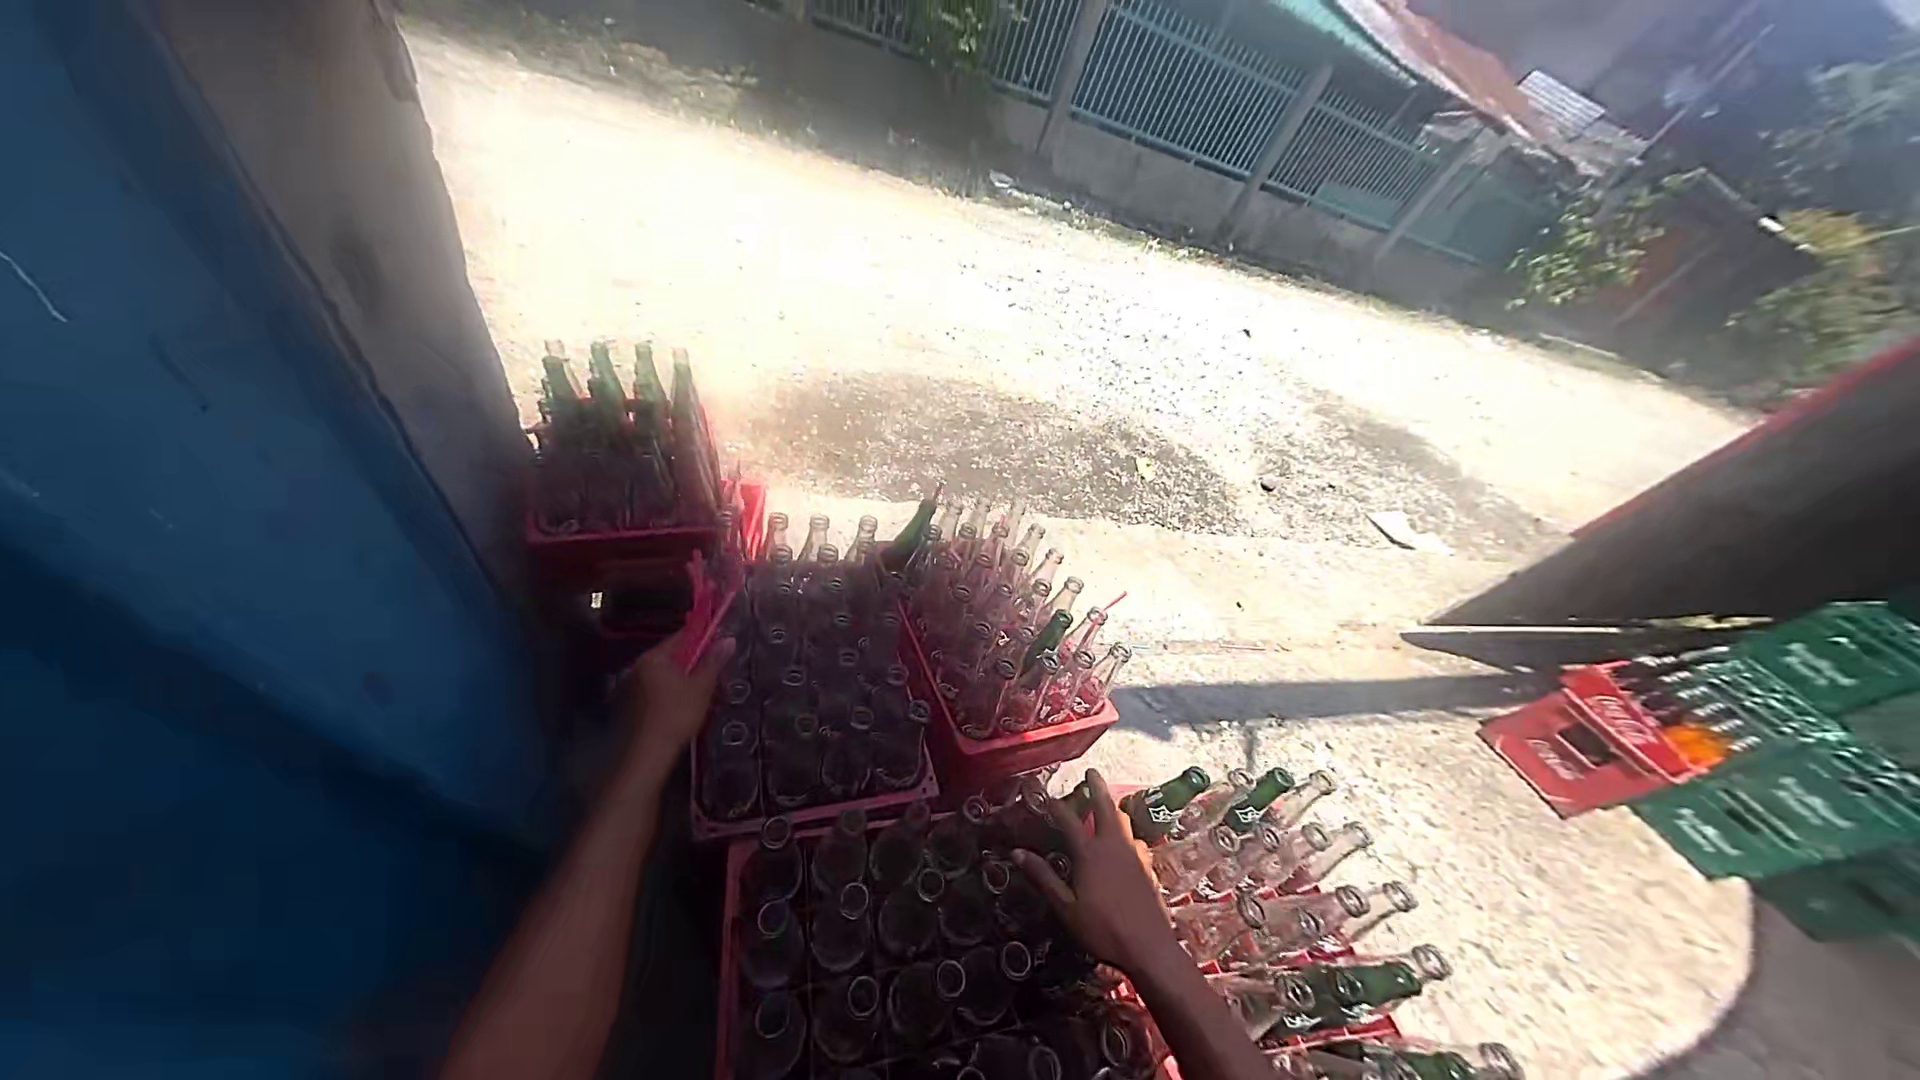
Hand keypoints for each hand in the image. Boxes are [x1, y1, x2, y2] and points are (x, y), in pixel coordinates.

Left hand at [622, 628, 735, 771]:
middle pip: (674, 654)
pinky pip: (661, 686)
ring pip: (668, 672)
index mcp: (654, 657)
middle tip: (718, 668)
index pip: (682, 636)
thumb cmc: (677, 714)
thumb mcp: (701, 686)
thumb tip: (729, 639)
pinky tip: (689, 701)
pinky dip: (676, 688)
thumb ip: (714, 660)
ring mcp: (635, 685)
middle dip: (697, 659)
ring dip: (688, 675)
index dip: (704, 636)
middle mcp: (640, 666)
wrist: (649, 753)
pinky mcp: (636, 703)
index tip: (722, 642)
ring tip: (707, 687)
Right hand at [1012, 769, 1180, 978]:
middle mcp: (1113, 846)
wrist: (1150, 948)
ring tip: (1108, 802)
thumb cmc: (1103, 929)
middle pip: (1105, 807)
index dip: (1056, 806)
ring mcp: (1134, 854)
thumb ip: (1043, 877)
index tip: (1046, 796)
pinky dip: (1125, 830)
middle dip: (1097, 787)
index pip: (1069, 821)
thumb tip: (1017, 853)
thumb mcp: (1066, 907)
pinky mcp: (1148, 866)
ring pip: (1123, 821)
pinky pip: (1134, 838)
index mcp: (1090, 853)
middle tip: (1091, 771)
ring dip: (1113, 806)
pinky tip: (1125, 840)